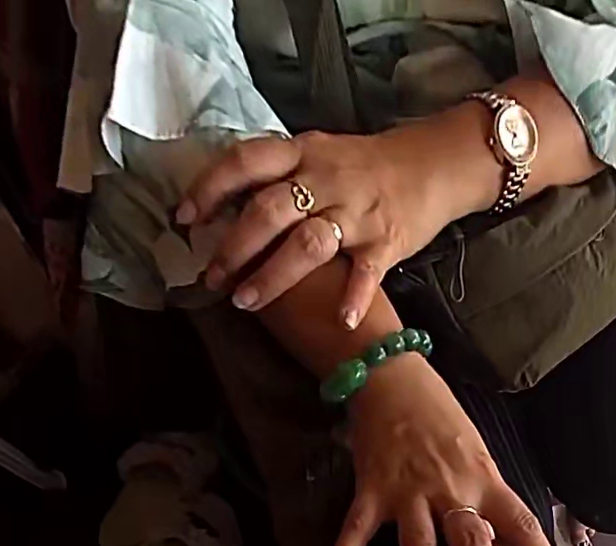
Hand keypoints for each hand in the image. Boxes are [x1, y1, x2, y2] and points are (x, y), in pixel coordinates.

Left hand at [179, 123, 475, 327]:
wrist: (430, 165)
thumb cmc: (365, 168)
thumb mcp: (318, 156)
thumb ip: (280, 177)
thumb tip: (230, 205)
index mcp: (304, 154)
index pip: (247, 162)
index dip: (211, 187)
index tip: (184, 217)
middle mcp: (326, 179)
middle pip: (271, 210)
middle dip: (235, 247)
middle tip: (212, 278)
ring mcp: (357, 212)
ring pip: (309, 244)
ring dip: (273, 276)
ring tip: (246, 302)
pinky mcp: (385, 242)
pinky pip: (366, 274)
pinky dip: (354, 299)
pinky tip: (342, 322)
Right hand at [329, 355, 561, 545]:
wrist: (396, 378)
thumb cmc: (442, 418)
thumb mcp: (479, 454)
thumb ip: (491, 501)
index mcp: (486, 479)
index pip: (521, 528)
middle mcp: (453, 487)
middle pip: (474, 544)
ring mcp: (410, 489)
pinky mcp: (373, 486)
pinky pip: (356, 527)